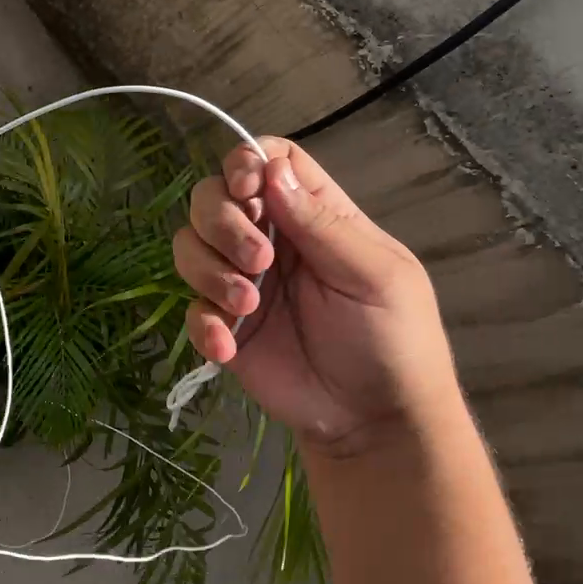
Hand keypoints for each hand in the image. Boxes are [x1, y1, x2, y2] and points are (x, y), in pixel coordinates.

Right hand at [174, 137, 463, 457]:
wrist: (375, 423)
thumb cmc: (393, 339)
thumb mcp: (375, 276)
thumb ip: (322, 223)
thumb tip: (271, 169)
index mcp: (310, 215)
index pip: (267, 160)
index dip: (244, 161)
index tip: (245, 189)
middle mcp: (267, 237)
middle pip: (212, 195)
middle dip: (222, 223)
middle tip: (258, 262)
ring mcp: (239, 279)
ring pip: (189, 243)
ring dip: (209, 271)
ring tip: (247, 307)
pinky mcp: (221, 322)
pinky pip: (189, 306)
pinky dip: (202, 322)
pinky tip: (228, 346)